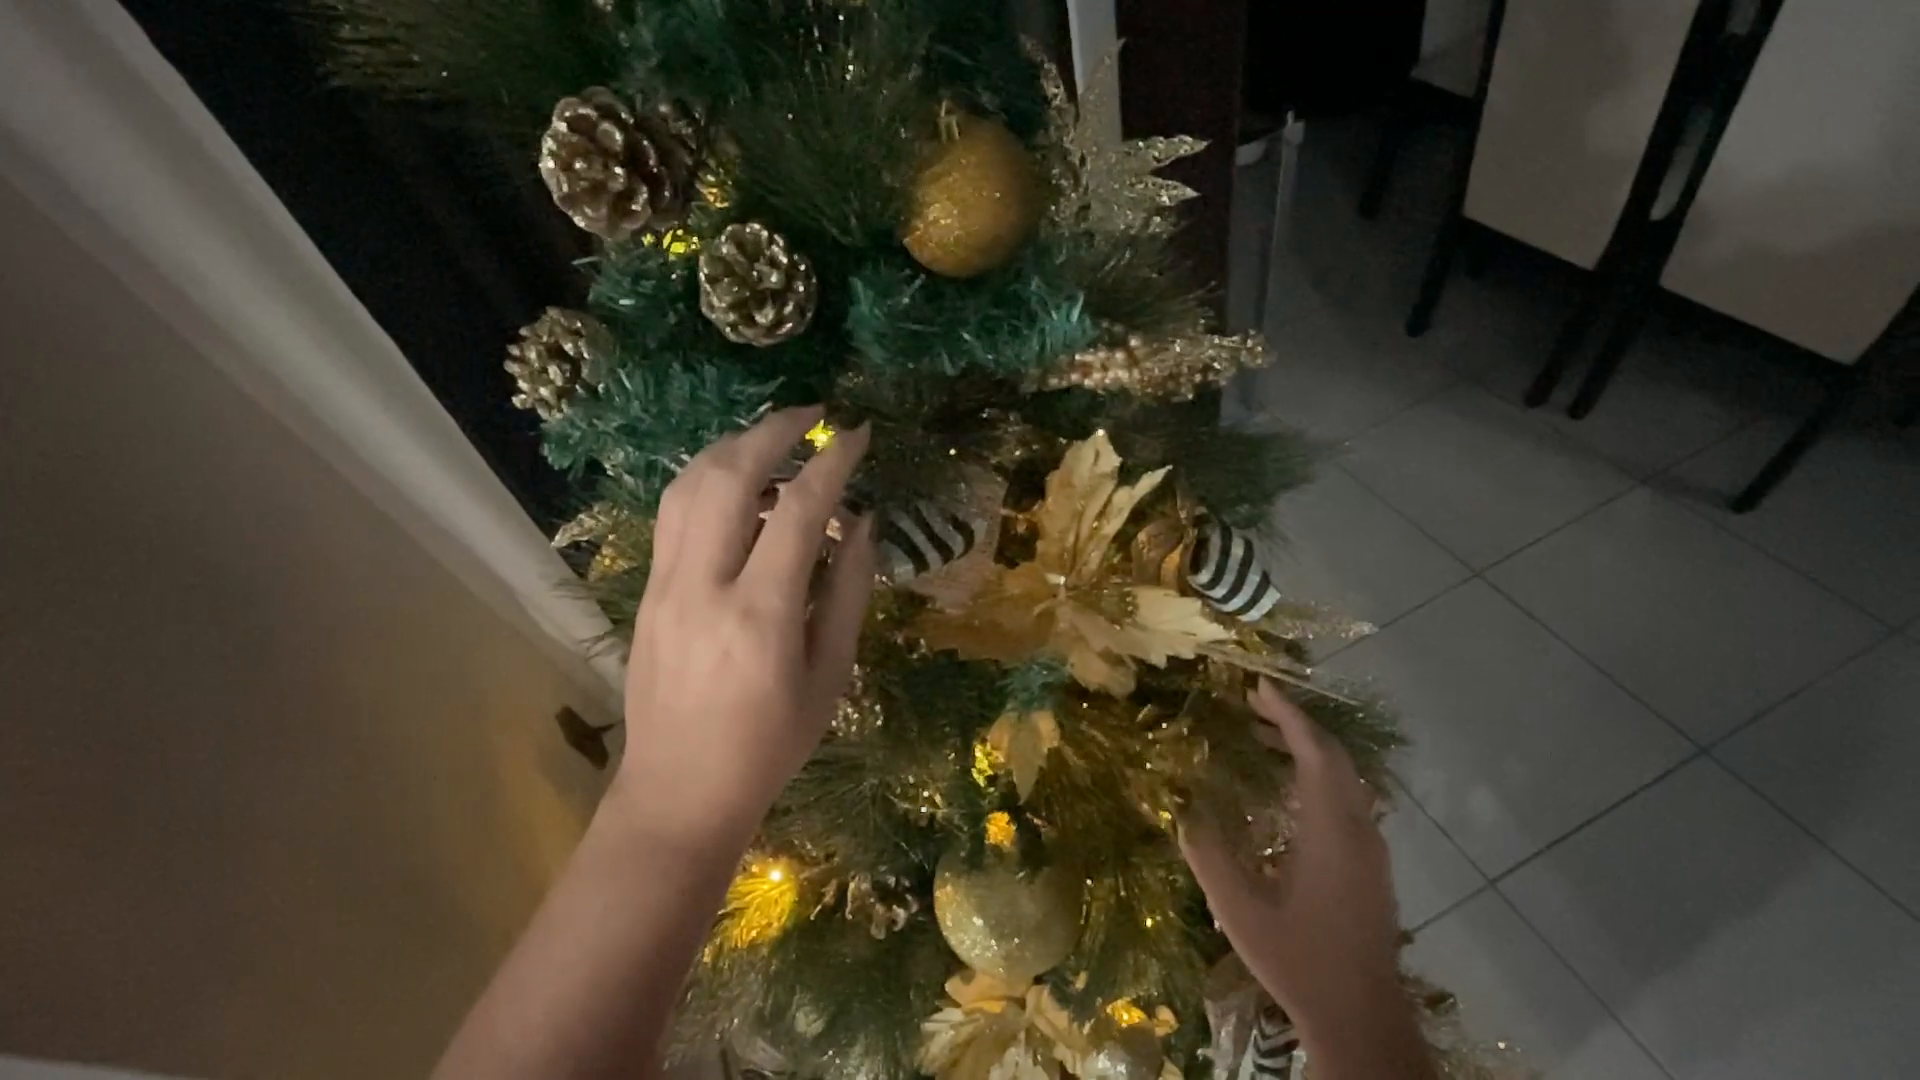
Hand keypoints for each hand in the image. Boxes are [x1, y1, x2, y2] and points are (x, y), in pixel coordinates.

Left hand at [610, 406, 876, 844]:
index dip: (832, 462)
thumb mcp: (829, 675)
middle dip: (773, 430)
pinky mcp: (646, 591)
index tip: (858, 434)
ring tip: (775, 439)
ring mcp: (664, 584)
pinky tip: (736, 483)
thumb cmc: (770, 744)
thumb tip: (861, 521)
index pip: (798, 510)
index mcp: (760, 614)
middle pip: (729, 476)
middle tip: (814, 414)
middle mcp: (703, 586)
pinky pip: (672, 513)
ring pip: (688, 485)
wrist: (680, 791)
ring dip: (733, 446)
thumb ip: (847, 591)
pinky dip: (706, 479)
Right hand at [1180, 681, 1431, 1078]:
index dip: (1286, 714)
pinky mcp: (1372, 866)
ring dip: (1307, 750)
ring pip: (1345, 778)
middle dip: (1295, 724)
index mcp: (1329, 830)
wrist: (1360, 1015)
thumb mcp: (1238, 909)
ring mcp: (1371, 848)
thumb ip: (1207, 854)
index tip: (1257, 687)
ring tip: (1262, 739)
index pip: (1313, 751)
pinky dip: (1317, 777)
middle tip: (1252, 707)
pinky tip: (1286, 792)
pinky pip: (1347, 799)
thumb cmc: (1298, 959)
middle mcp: (1358, 829)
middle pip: (1334, 757)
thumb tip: (1181, 808)